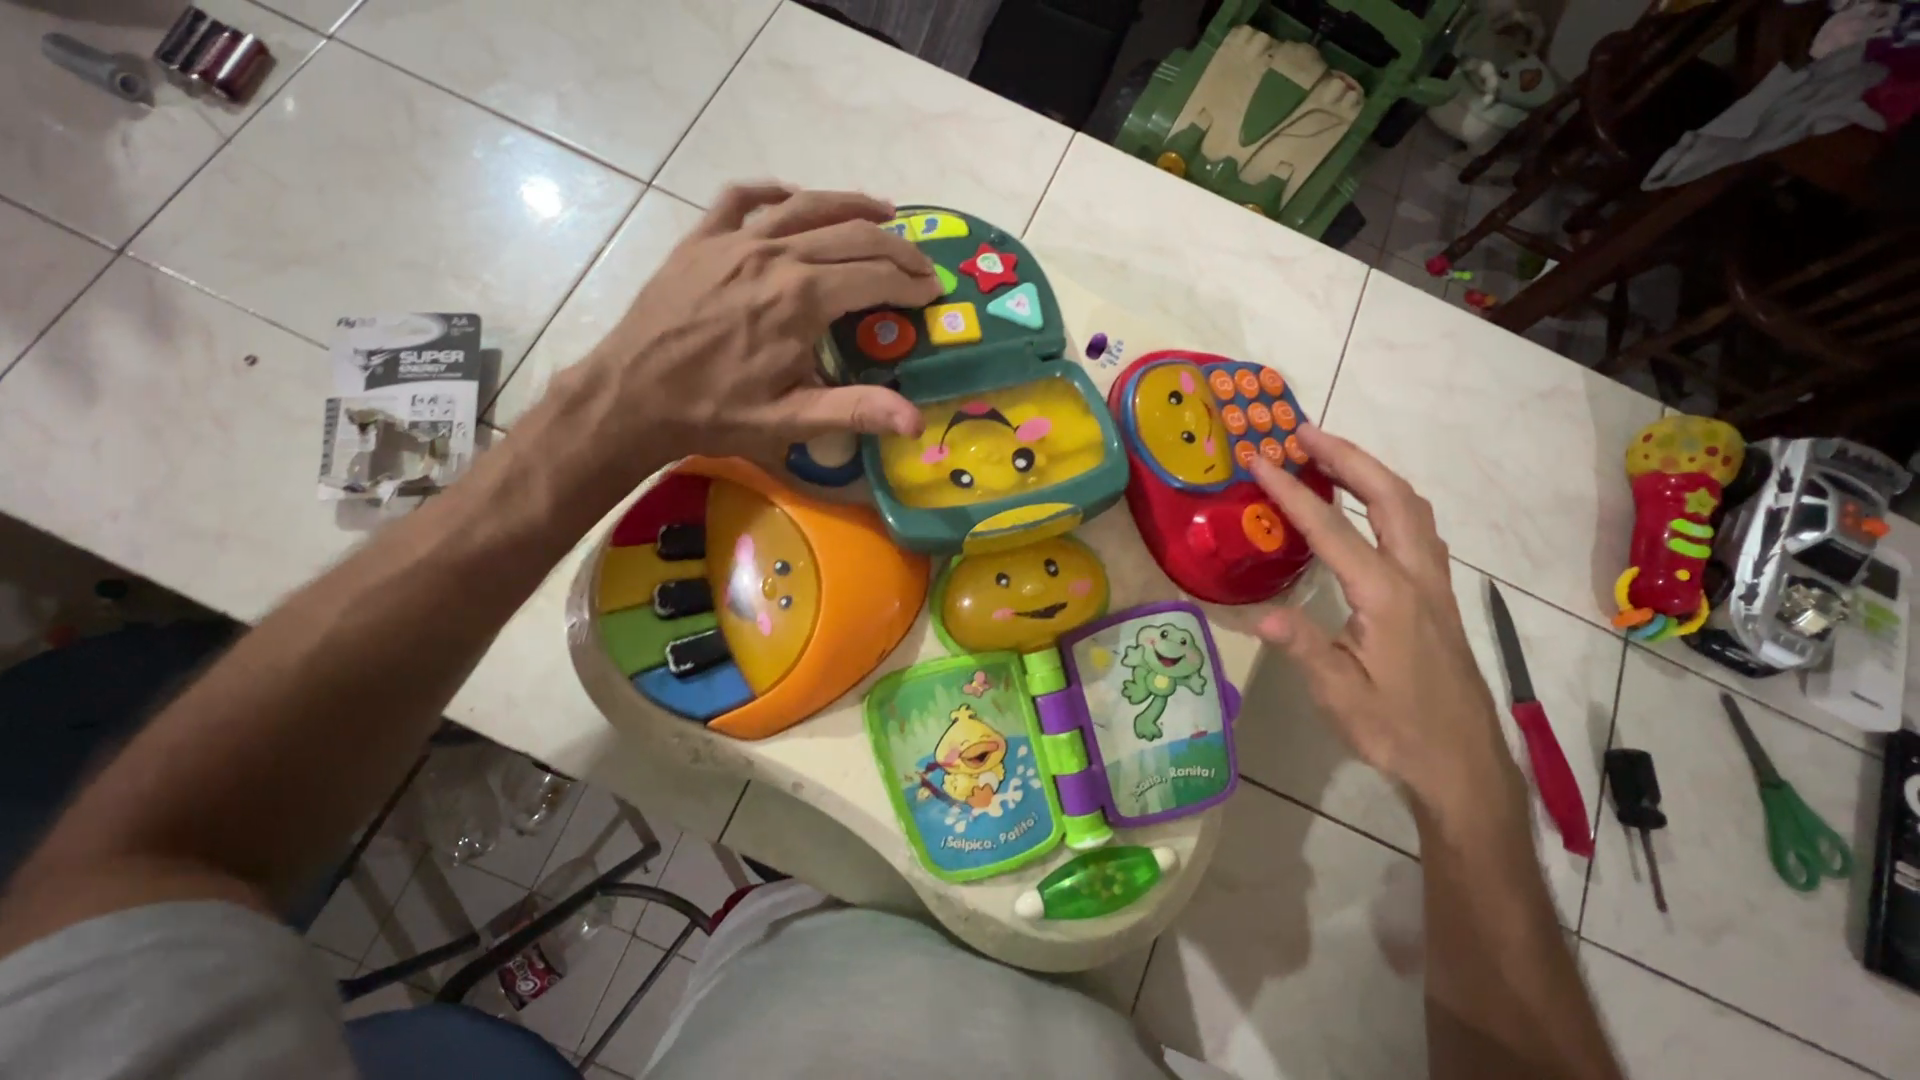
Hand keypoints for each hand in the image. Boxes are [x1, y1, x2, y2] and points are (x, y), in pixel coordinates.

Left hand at [549, 184, 942, 474]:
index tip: (933, 291)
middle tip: (919, 262)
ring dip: (851, 204)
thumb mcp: (789, 419)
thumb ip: (856, 411)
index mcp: (802, 299)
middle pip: (852, 234)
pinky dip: (774, 193)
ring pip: (807, 205)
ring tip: (883, 210)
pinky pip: (742, 199)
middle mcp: (776, 256)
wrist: (631, 395)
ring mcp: (735, 241)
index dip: (912, 283)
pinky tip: (792, 197)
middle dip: (896, 247)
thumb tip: (916, 421)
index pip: (876, 277)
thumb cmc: (715, 412)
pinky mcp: (701, 239)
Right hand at [1250, 425, 1524, 823]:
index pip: (1332, 529)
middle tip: (1304, 434)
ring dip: (1372, 473)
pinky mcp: (1438, 597)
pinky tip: (1367, 511)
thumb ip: (1305, 649)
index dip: (1292, 492)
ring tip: (1330, 458)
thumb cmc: (1396, 730)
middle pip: (1389, 496)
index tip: (1260, 460)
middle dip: (1347, 457)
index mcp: (1386, 595)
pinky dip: (1390, 500)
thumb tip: (1261, 616)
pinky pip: (1418, 528)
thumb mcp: (1341, 696)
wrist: (1462, 762)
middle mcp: (1416, 576)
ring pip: (1412, 507)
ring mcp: (1434, 584)